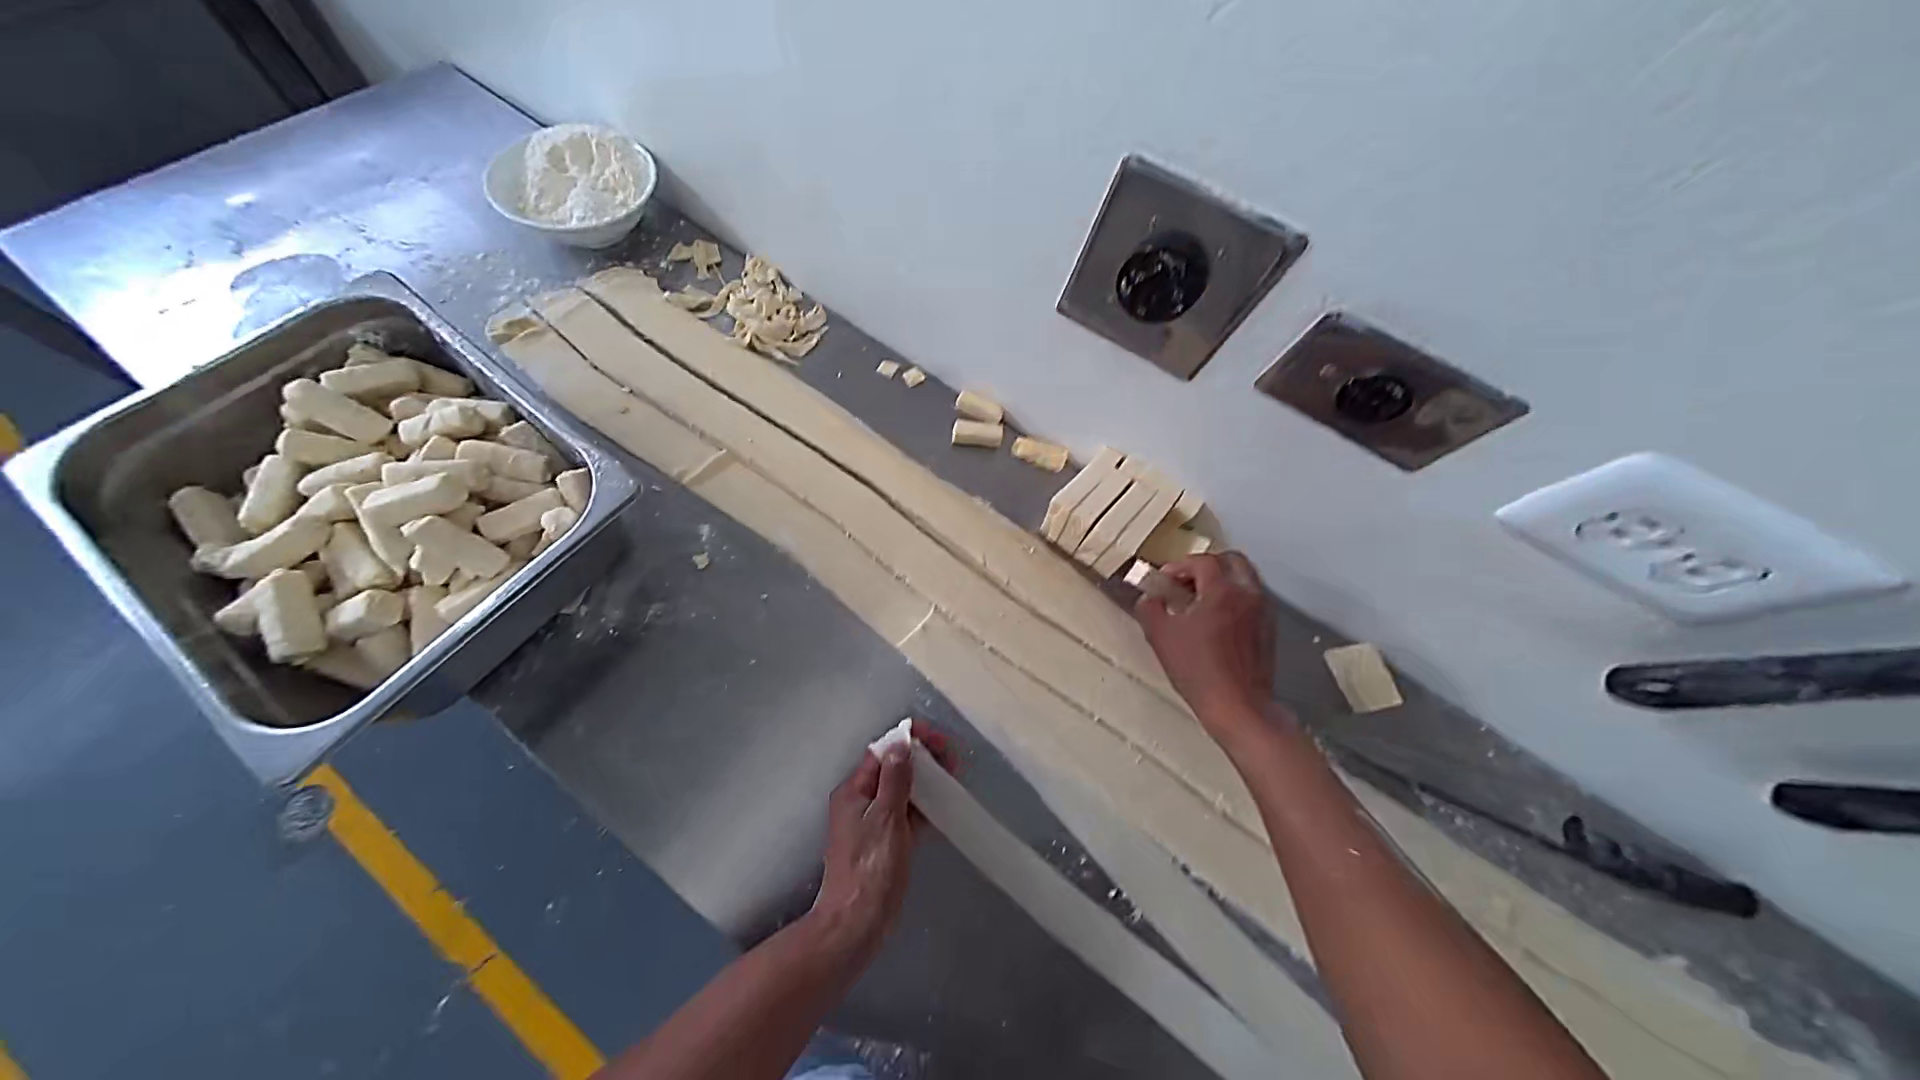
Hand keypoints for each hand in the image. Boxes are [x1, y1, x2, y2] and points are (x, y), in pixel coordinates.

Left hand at [811, 721, 953, 957]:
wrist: (856, 923)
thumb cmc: (869, 868)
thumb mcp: (885, 817)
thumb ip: (895, 779)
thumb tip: (901, 742)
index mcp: (853, 791)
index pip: (882, 752)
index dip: (909, 741)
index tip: (937, 741)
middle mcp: (860, 802)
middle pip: (892, 769)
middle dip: (921, 758)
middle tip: (952, 759)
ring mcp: (873, 823)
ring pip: (902, 791)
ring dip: (925, 781)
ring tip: (953, 776)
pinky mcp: (885, 843)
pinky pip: (906, 813)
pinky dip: (924, 805)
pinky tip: (944, 803)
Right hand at [1134, 553, 1282, 745]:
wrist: (1238, 706)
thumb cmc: (1198, 670)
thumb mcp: (1161, 636)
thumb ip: (1150, 609)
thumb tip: (1149, 598)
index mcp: (1222, 590)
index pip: (1202, 561)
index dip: (1179, 566)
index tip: (1164, 580)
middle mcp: (1248, 594)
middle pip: (1231, 561)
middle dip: (1206, 566)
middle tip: (1185, 582)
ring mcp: (1263, 611)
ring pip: (1245, 579)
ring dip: (1222, 581)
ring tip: (1199, 601)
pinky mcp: (1269, 630)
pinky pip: (1252, 600)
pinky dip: (1234, 599)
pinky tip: (1216, 621)